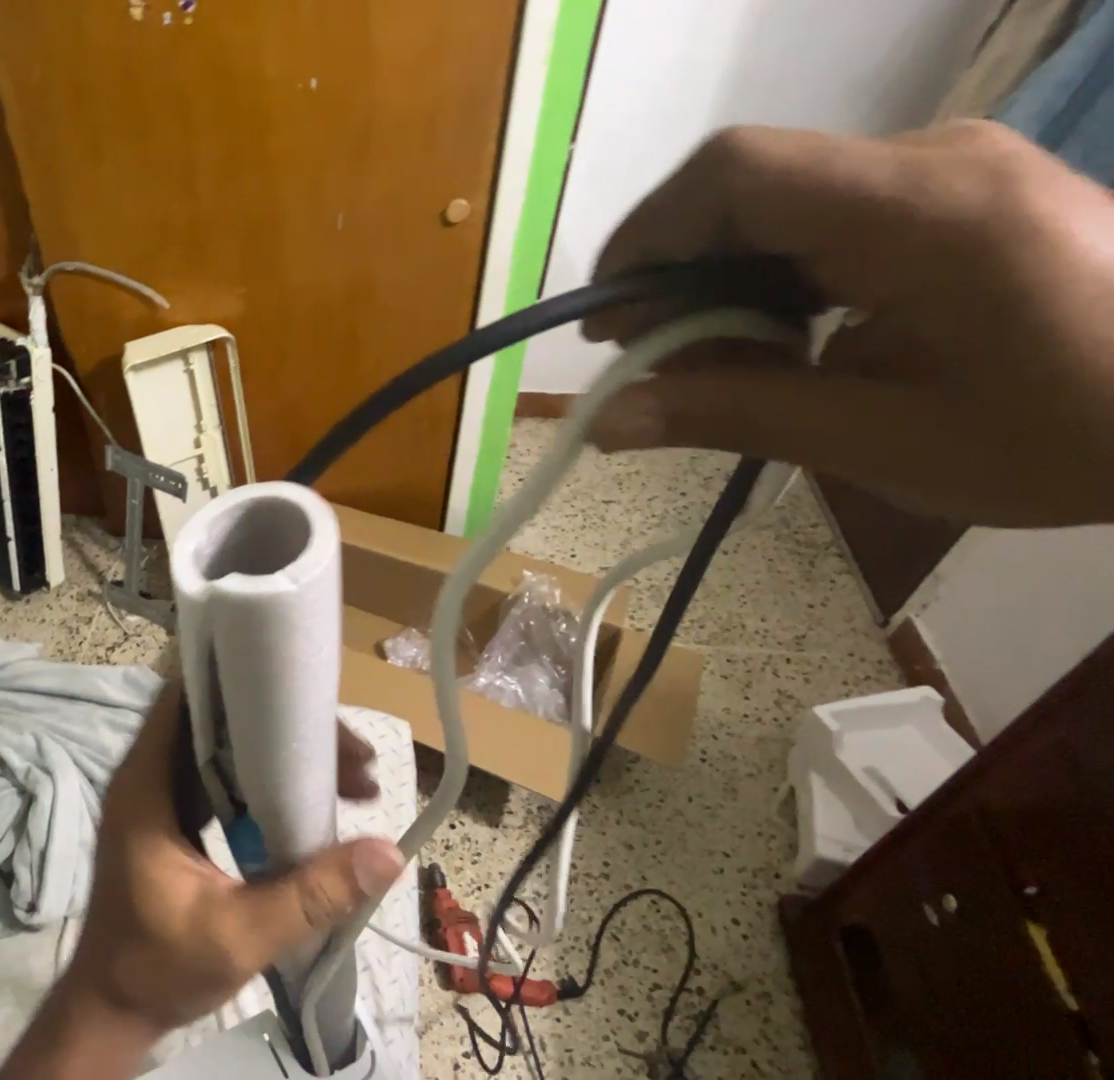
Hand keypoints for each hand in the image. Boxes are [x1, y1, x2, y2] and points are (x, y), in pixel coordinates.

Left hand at [0, 682, 404, 1077]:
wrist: (113, 1008)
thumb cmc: (156, 968)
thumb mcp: (238, 935)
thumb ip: (309, 895)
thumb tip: (387, 853)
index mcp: (145, 784)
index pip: (185, 700)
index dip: (238, 682)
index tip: (301, 691)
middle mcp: (150, 777)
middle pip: (218, 723)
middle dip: (285, 730)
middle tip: (352, 758)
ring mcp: (162, 797)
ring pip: (226, 751)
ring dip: (283, 758)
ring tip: (352, 782)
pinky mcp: (176, 819)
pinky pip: (225, 780)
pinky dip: (268, 785)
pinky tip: (313, 806)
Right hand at [583, 121, 1113, 527]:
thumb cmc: (1079, 434)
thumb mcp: (886, 441)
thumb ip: (735, 415)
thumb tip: (603, 421)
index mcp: (922, 209)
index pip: (735, 174)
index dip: (645, 240)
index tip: (609, 326)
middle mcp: (925, 164)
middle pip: (740, 190)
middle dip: (673, 280)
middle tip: (657, 370)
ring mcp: (938, 174)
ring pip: (768, 209)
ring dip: (716, 290)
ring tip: (721, 371)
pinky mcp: (942, 199)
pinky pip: (812, 224)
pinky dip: (765, 286)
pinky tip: (776, 347)